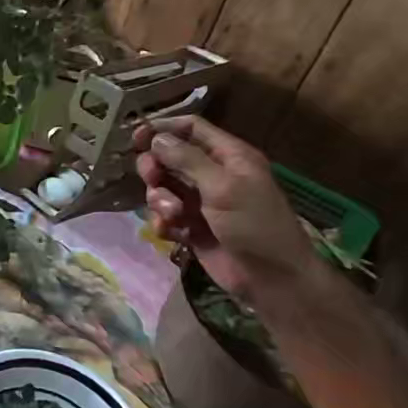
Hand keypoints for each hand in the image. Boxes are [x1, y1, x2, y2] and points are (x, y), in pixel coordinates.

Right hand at [133, 116, 320, 304]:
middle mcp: (213, 175)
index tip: (136, 137)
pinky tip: (172, 233)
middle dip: (155, 168)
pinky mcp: (191, 227)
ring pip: (163, 189)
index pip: (191, 129)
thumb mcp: (223, 186)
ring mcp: (201, 202)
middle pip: (170, 158)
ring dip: (160, 200)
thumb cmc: (254, 225)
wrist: (270, 278)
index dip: (163, 128)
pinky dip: (163, 223)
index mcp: (229, 156)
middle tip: (152, 178)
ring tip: (173, 216)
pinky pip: (165, 217)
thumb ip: (188, 159)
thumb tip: (157, 138)